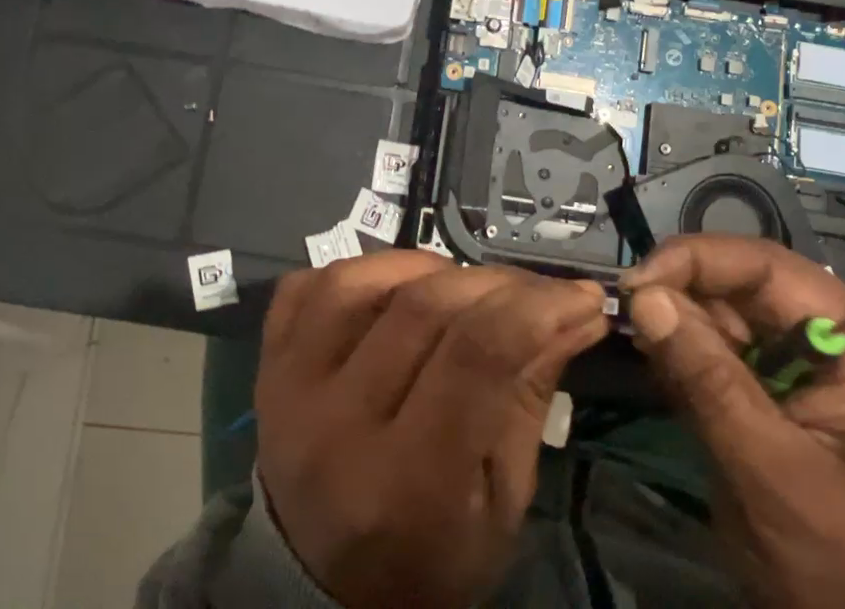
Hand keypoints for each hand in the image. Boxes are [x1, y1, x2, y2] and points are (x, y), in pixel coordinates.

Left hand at [255, 252, 609, 608]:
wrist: (321, 585)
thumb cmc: (429, 557)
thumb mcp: (501, 502)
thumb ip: (528, 398)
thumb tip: (574, 310)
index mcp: (409, 480)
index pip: (476, 356)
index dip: (536, 309)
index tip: (579, 297)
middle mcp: (337, 426)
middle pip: (422, 310)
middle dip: (495, 285)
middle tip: (534, 293)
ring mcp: (288, 390)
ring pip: (356, 284)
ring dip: (424, 268)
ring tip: (463, 286)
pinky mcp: (265, 370)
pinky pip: (303, 288)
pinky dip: (356, 272)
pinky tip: (395, 288)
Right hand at [623, 236, 844, 608]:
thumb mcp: (774, 473)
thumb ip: (708, 380)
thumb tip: (643, 297)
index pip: (771, 269)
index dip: (697, 261)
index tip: (633, 284)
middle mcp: (844, 343)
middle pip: (748, 291)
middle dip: (682, 298)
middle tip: (624, 320)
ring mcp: (816, 373)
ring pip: (731, 323)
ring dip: (680, 330)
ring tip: (642, 352)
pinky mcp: (787, 400)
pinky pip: (729, 360)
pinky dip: (689, 361)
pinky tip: (662, 373)